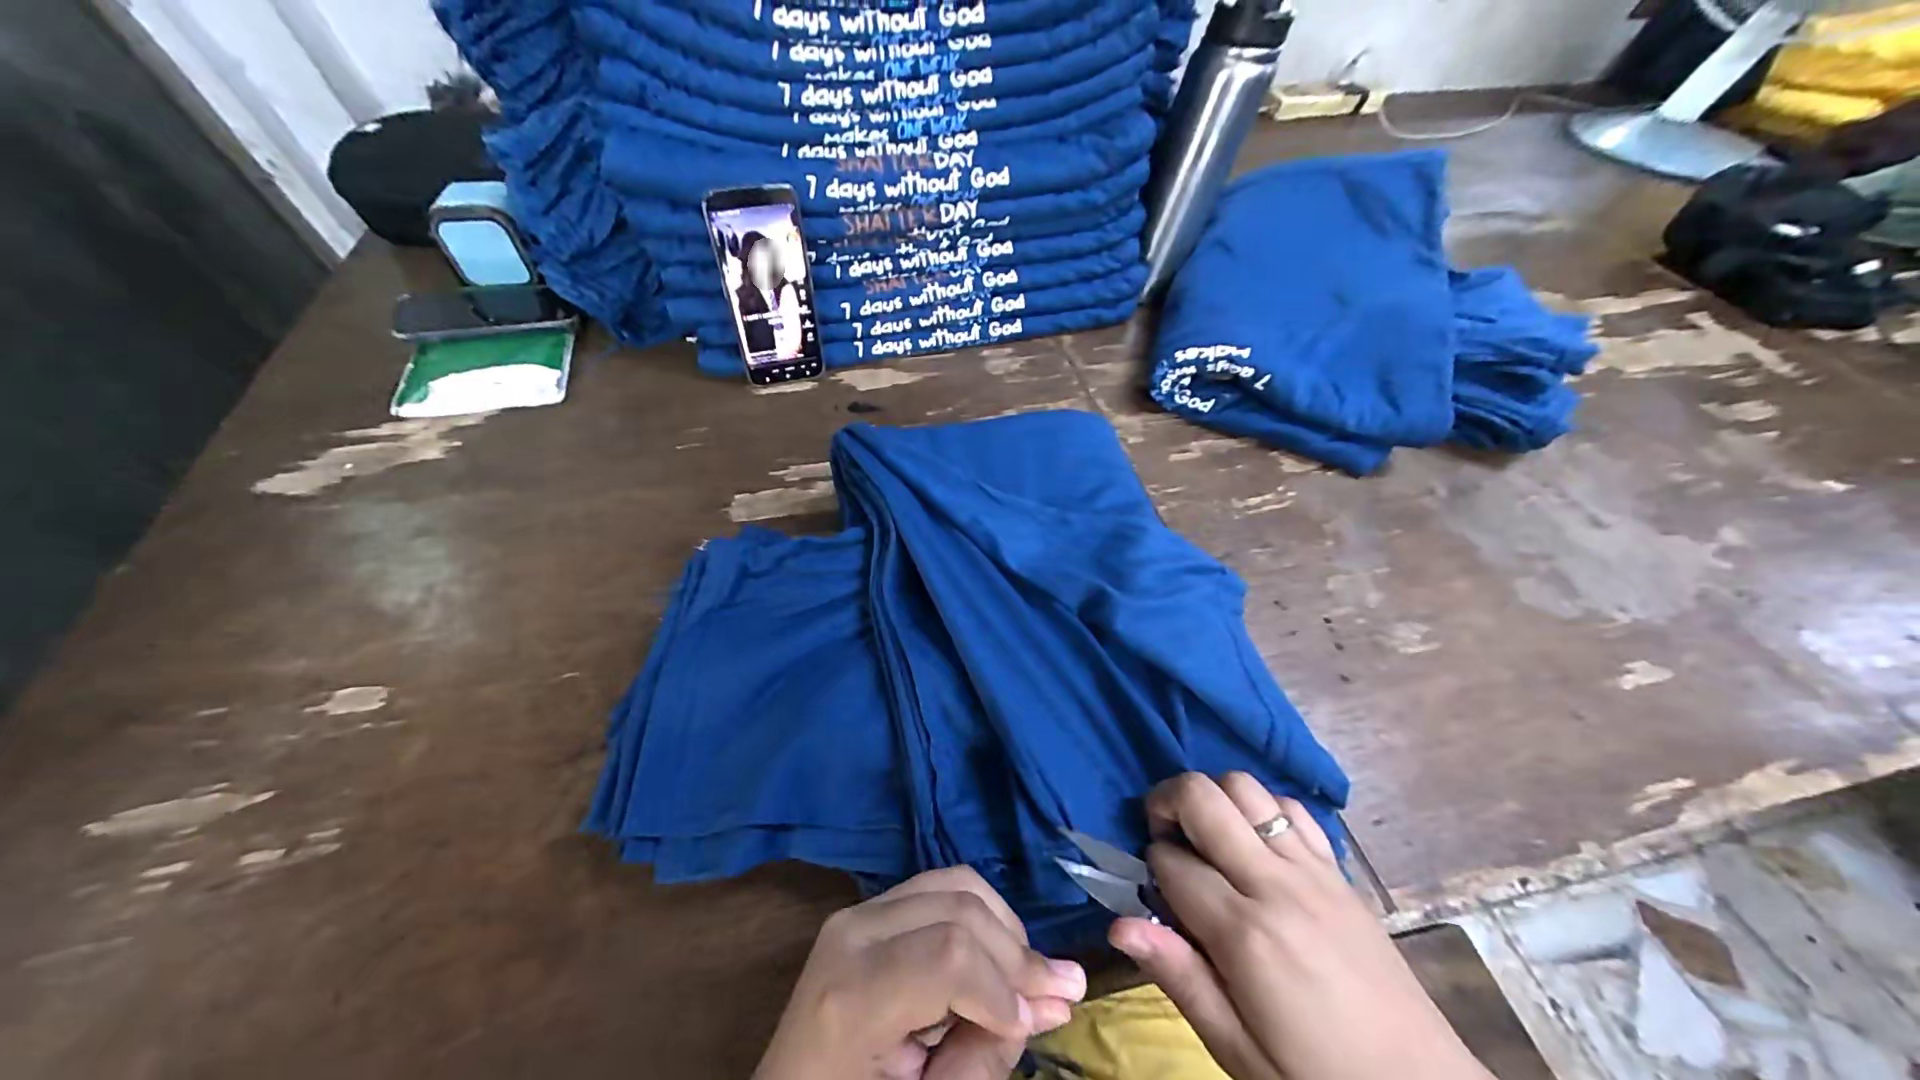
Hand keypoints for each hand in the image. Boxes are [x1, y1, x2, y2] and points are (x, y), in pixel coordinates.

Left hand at [754, 866, 1086, 1079]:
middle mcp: (852, 931)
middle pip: (959, 909)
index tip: (1031, 1024)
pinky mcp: (871, 906)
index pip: (947, 954)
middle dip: (1016, 953)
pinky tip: (995, 953)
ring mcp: (859, 910)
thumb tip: (1051, 1002)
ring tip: (1025, 976)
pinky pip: (940, 885)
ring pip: (956, 884)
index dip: (1002, 985)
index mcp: (850, 994)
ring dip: (1003, 927)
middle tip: (1059, 995)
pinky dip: (981, 913)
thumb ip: (983, 1056)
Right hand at [1109, 773, 1492, 1079]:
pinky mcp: (1340, 872)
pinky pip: (1292, 809)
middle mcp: (1276, 885)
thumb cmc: (1316, 1079)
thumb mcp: (1238, 1050)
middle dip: (1167, 802)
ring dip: (1213, 798)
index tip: (1154, 893)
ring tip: (1207, 837)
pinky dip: (1262, 809)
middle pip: (1204, 797)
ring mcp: (1314, 871)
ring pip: (1246, 787)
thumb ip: (1180, 977)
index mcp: (1245, 934)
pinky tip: (1256, 845)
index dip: (1150, 868)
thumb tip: (1118, 923)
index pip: (1171, 862)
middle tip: (1163, 837)